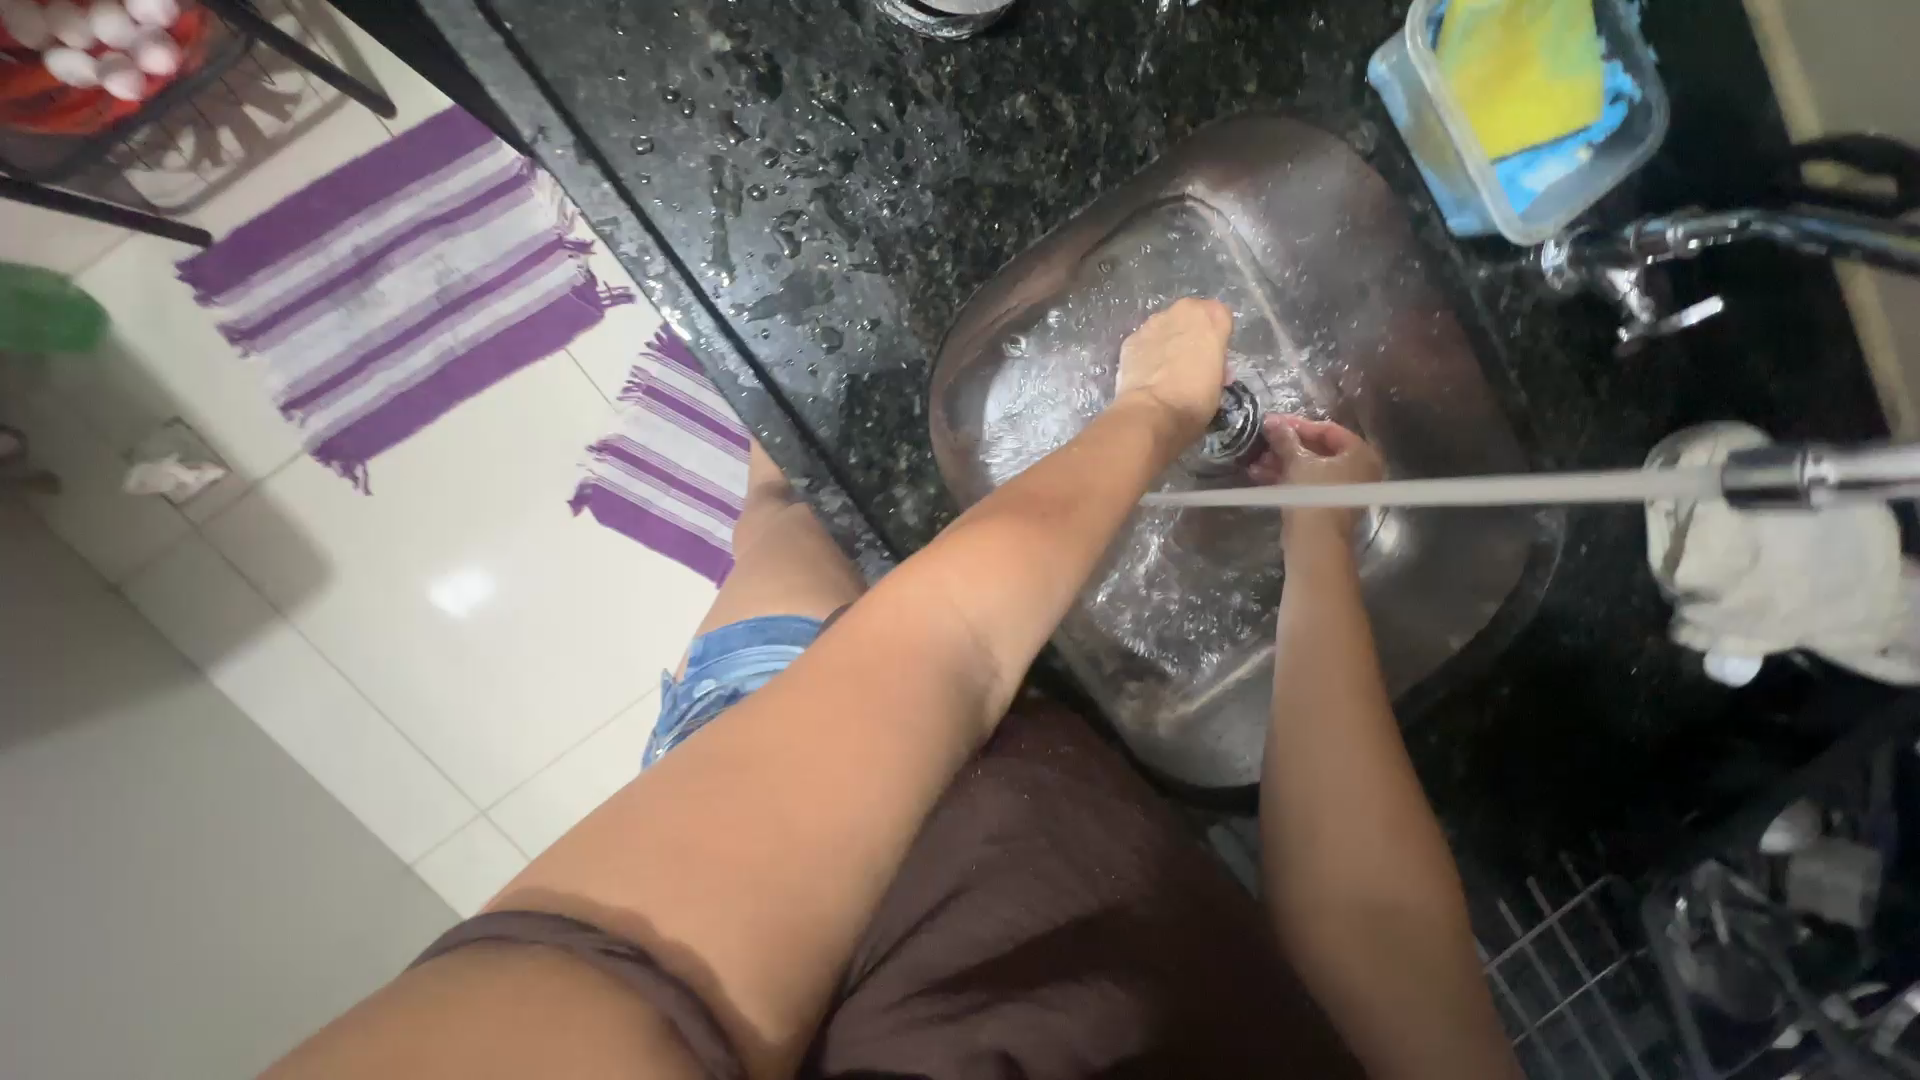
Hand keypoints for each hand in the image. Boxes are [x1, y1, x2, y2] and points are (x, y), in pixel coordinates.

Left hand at [1114, 297, 1232, 439]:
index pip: (1220, 318)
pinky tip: (1146, 375)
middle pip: (1190, 318)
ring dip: (1166, 343)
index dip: (1216, 339)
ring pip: (1164, 328)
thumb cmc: (1195, 399)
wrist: (1151, 411)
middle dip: (1190, 336)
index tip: (1212, 357)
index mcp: (1212, 316)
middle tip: (1189, 363)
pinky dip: (1145, 354)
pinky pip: (1144, 343)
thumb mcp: (1219, 382)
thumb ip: (1215, 363)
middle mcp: (1183, 310)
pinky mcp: (1130, 339)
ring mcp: (1153, 322)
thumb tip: (1207, 366)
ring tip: (1164, 372)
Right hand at [1247, 415, 1383, 539]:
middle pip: (1318, 449)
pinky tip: (1259, 475)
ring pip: (1308, 468)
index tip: (1273, 422)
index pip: (1328, 430)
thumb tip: (1271, 420)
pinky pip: (1305, 483)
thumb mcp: (1298, 461)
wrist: (1316, 540)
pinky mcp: (1324, 504)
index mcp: (1359, 453)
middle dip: (1287, 446)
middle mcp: (1356, 469)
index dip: (1299, 425)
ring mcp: (1340, 488)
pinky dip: (1286, 478)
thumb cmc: (1315, 494)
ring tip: (1256, 460)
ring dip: (1281, 462)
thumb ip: (1285, 439)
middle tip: (1264, 442)